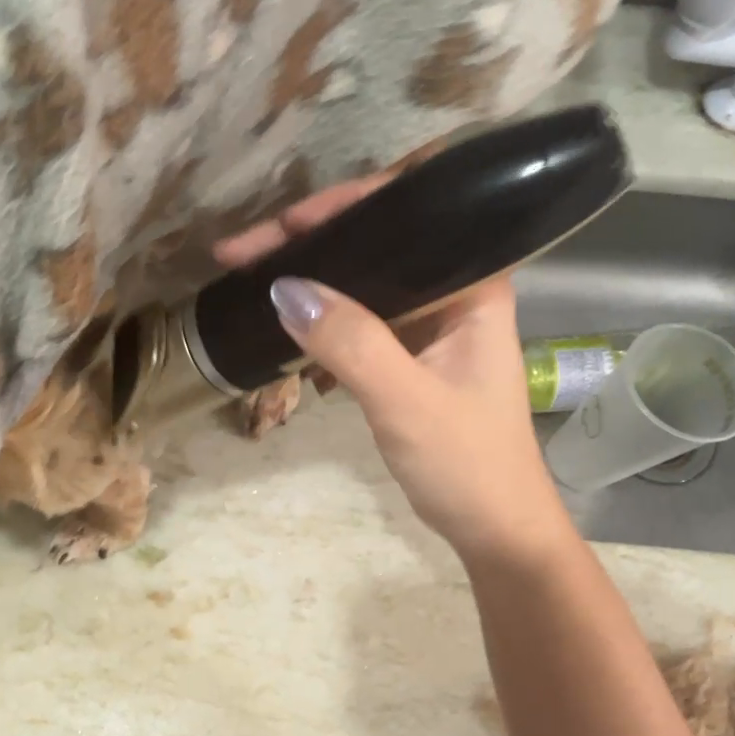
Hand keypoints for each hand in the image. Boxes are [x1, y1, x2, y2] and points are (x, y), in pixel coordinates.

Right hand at [212, 177, 568, 561]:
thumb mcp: (406, 403)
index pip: (408, 214)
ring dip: (307, 281)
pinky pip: (357, 323)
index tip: (284, 224)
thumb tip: (283, 289)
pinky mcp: (409, 356)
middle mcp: (454, 291)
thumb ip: (351, 343)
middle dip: (307, 243)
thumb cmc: (468, 464)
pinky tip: (281, 330)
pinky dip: (319, 323)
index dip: (344, 207)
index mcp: (475, 282)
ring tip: (247, 278)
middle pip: (374, 244)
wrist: (495, 528)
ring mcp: (430, 325)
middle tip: (239, 252)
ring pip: (360, 284)